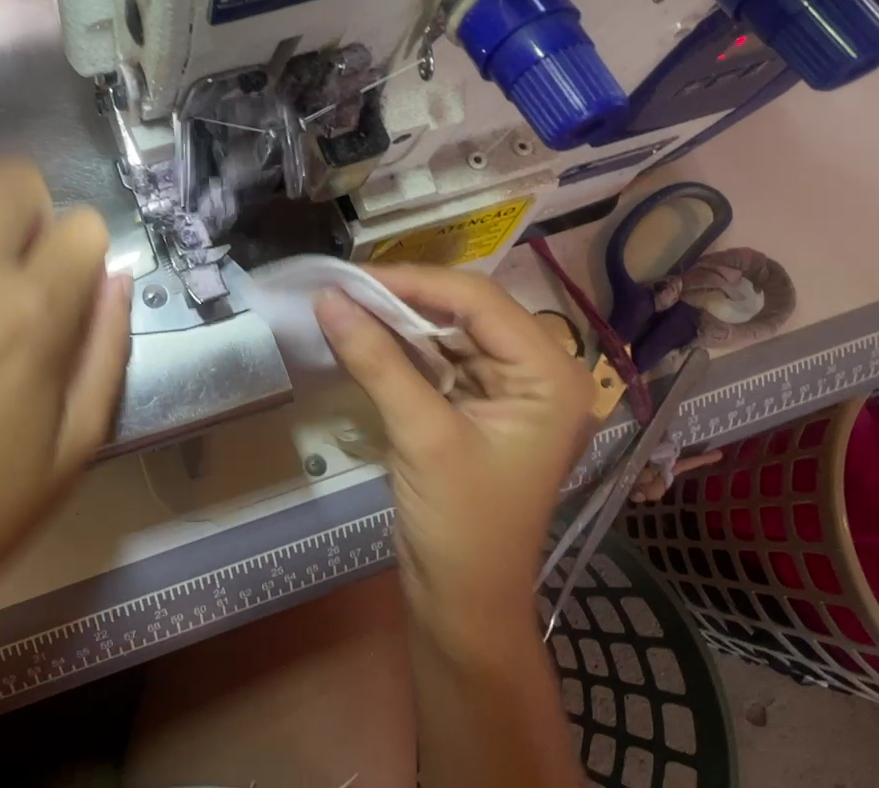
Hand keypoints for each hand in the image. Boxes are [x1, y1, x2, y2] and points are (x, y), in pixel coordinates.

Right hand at [315, 266, 591, 651]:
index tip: (352, 278)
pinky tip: (365, 335)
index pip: (480, 302)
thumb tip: (327, 299)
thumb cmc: (461, 523)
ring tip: (346, 304)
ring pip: (449, 332)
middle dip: (406, 298)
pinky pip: (439, 360)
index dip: (415, 282)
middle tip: (344, 288)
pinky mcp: (479, 407)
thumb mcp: (420, 434)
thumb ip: (376, 360)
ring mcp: (509, 390)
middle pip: (467, 311)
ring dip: (400, 320)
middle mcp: (539, 373)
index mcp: (551, 376)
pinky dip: (402, 348)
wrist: (462, 600)